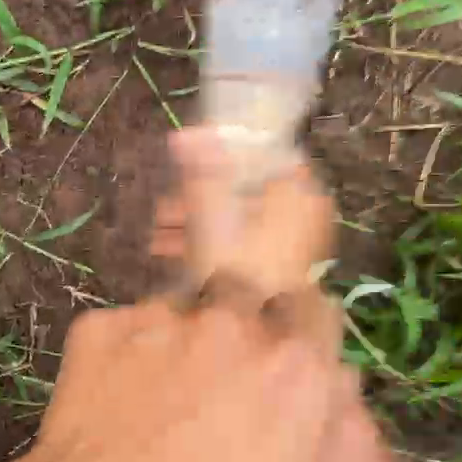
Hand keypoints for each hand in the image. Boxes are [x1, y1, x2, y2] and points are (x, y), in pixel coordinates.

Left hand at [3, 130, 364, 461]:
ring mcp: (157, 316)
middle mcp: (231, 323)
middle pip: (251, 250)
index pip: (310, 298)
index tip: (282, 298)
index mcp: (299, 364)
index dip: (293, 304)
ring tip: (153, 386)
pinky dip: (124, 351)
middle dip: (246, 217)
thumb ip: (321, 414)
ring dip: (174, 325)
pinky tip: (113, 398)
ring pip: (176, 299)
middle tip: (211, 174)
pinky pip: (122, 326)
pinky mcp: (96, 322)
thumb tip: (319, 371)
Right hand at [150, 127, 335, 299]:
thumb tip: (184, 134)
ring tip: (160, 240)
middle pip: (241, 187)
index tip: (182, 166)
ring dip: (195, 221)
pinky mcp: (278, 261)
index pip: (259, 153)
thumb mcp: (212, 211)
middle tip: (163, 212)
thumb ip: (201, 171)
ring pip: (236, 214)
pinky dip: (210, 239)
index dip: (217, 154)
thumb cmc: (238, 264)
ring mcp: (291, 238)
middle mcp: (301, 211)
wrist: (260, 328)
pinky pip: (239, 238)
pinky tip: (176, 254)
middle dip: (196, 196)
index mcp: (296, 192)